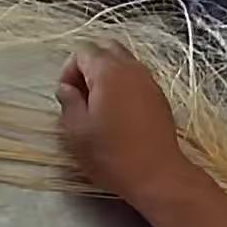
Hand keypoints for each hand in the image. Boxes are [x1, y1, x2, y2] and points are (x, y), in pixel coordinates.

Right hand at [55, 42, 201, 209]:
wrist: (156, 175)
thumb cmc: (111, 156)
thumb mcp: (77, 132)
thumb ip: (68, 103)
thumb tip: (66, 89)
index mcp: (108, 71)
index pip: (82, 52)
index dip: (68, 71)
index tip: (66, 97)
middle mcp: (132, 69)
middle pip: (106, 50)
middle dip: (89, 68)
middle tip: (82, 97)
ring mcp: (150, 82)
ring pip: (125, 64)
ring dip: (108, 77)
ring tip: (100, 108)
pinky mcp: (160, 98)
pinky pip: (138, 80)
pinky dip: (124, 88)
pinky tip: (119, 116)